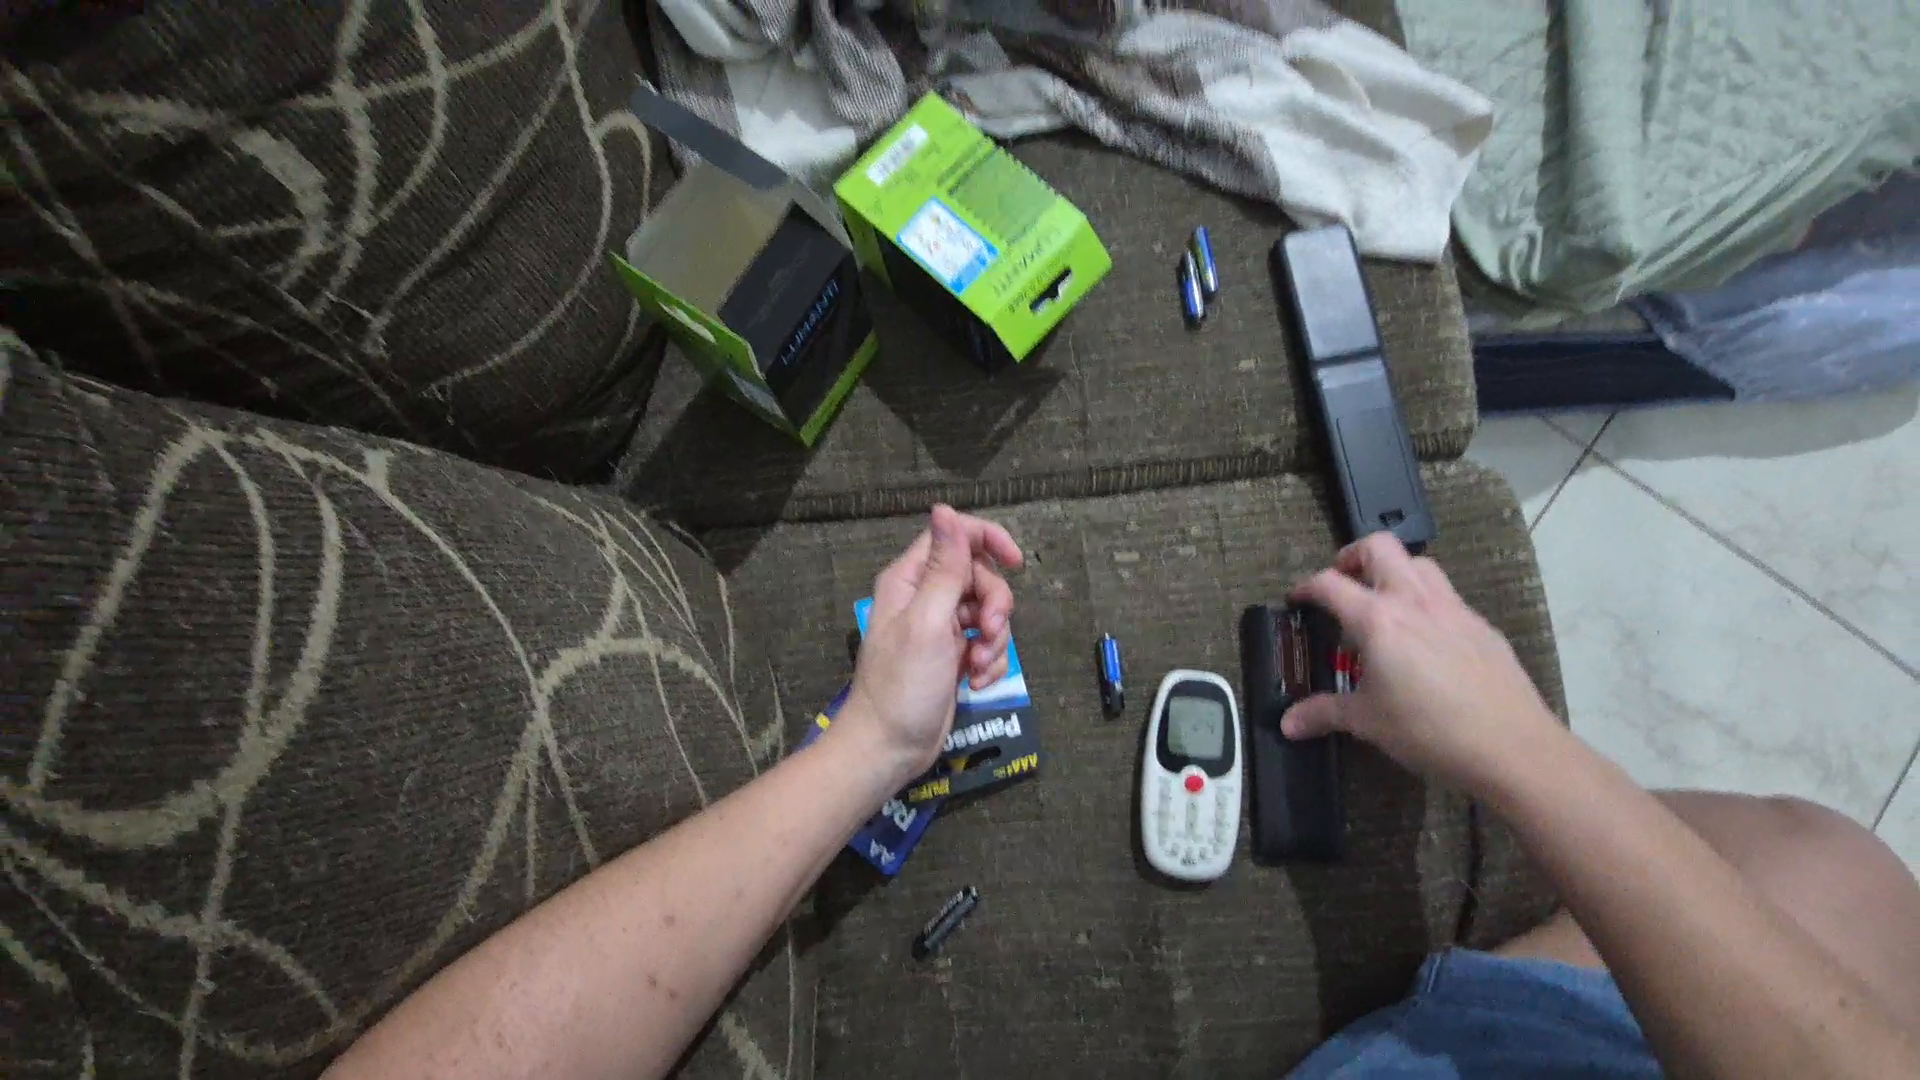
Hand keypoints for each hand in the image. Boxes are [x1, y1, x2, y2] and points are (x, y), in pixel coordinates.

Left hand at [841, 505, 1024, 780]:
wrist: (890, 747)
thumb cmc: (903, 684)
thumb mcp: (928, 621)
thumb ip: (944, 567)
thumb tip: (945, 509)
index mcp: (911, 579)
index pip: (955, 536)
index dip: (989, 541)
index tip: (1016, 564)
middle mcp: (925, 596)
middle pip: (981, 576)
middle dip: (995, 606)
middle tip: (988, 634)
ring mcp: (940, 627)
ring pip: (989, 612)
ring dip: (994, 641)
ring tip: (977, 667)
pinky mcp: (954, 655)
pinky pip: (987, 643)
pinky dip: (989, 662)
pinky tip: (975, 682)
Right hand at [1284, 533, 1562, 795]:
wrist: (1514, 749)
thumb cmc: (1429, 731)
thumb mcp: (1367, 722)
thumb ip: (1324, 713)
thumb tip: (1288, 725)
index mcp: (1378, 620)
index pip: (1329, 584)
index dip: (1306, 587)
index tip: (1297, 598)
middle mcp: (1414, 602)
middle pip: (1380, 547)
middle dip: (1353, 556)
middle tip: (1342, 583)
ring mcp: (1454, 610)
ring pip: (1419, 564)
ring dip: (1394, 572)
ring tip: (1383, 605)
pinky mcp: (1483, 627)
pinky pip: (1447, 597)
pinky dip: (1426, 603)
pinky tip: (1425, 642)